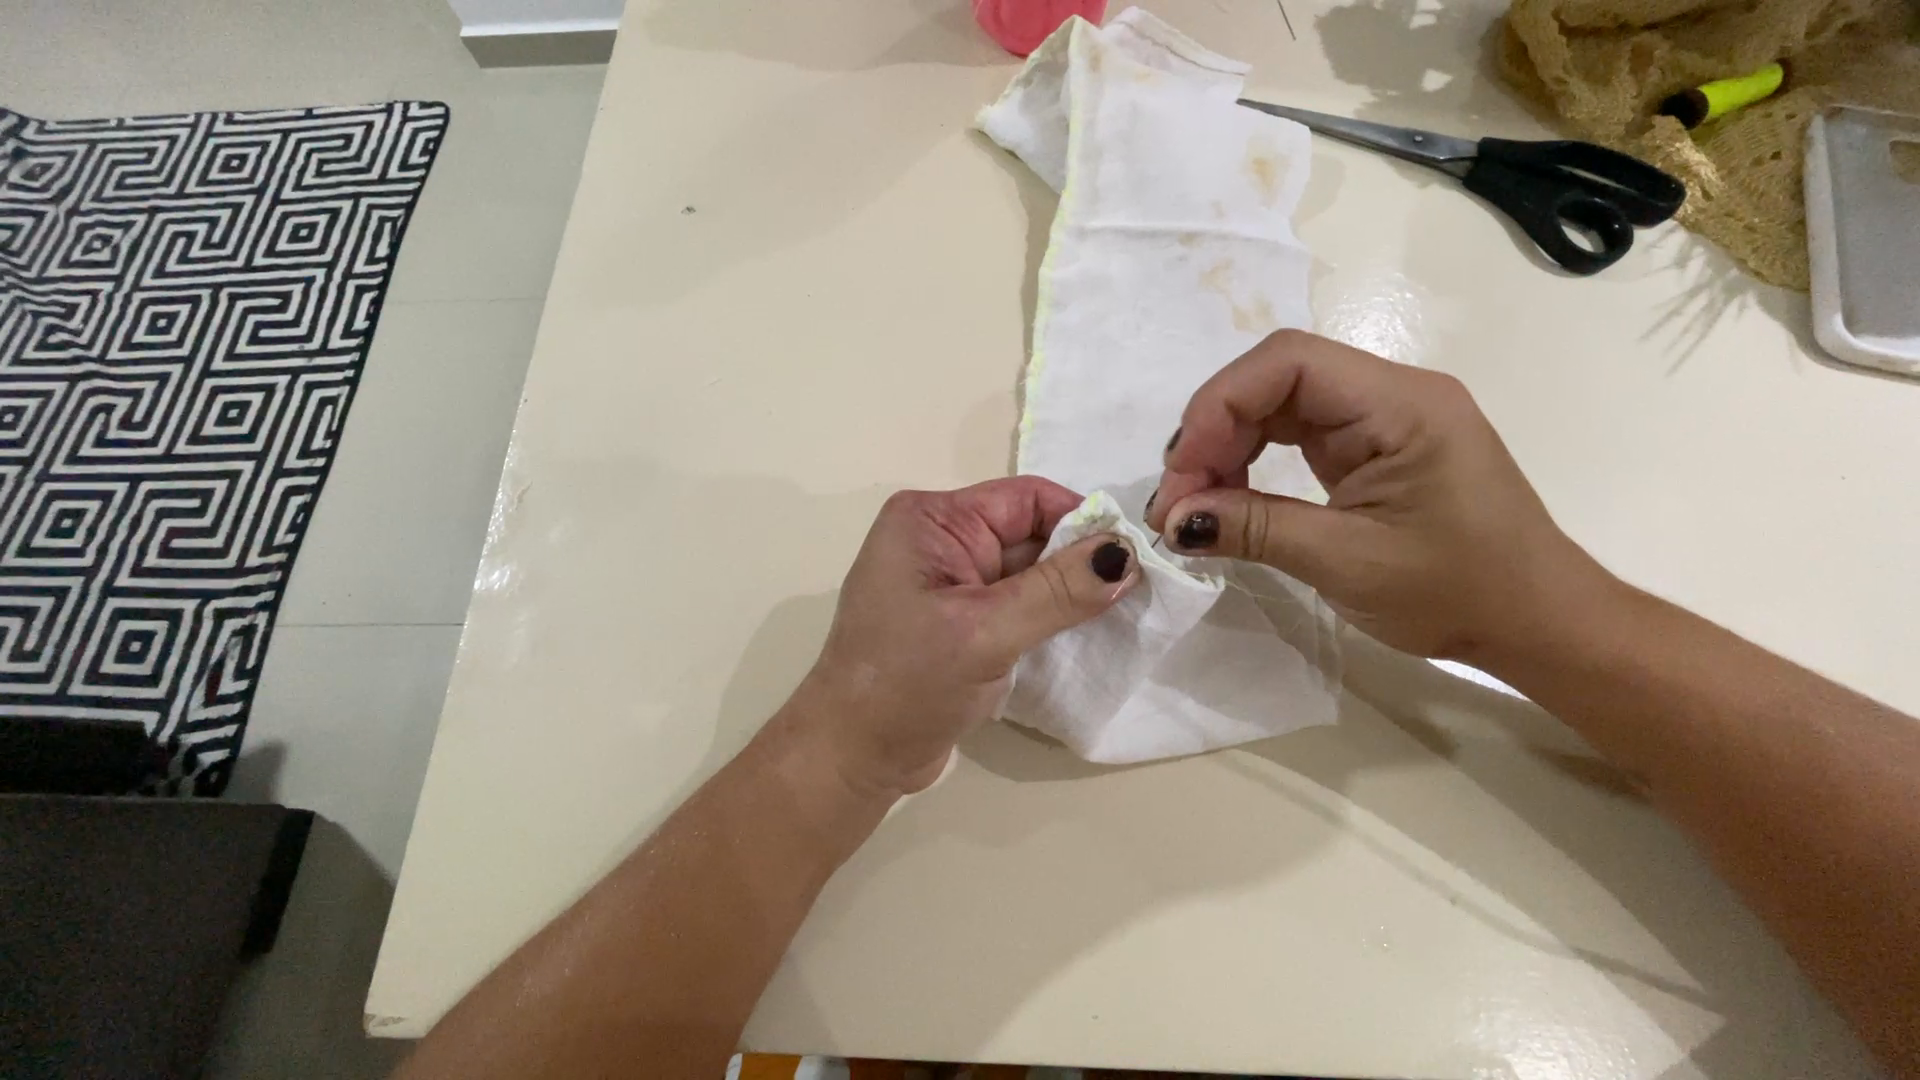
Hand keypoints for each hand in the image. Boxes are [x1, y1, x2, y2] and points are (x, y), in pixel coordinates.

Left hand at [783, 477, 1137, 796]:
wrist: (853, 757)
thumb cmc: (907, 684)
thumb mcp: (985, 631)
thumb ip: (1057, 592)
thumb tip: (1126, 555)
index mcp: (932, 521)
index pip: (1025, 500)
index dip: (1081, 522)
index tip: (1135, 557)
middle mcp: (941, 542)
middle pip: (1031, 535)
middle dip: (1081, 561)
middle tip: (1139, 591)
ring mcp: (950, 585)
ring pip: (1029, 574)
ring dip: (1070, 594)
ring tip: (1123, 615)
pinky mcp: (960, 624)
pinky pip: (1018, 607)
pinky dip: (1050, 619)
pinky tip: (1087, 636)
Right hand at [1146, 330, 1612, 662]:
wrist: (1534, 623)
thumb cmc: (1456, 592)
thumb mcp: (1345, 562)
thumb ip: (1253, 529)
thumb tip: (1170, 521)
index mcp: (1400, 404)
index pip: (1286, 362)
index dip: (1219, 407)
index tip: (1182, 477)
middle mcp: (1389, 394)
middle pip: (1274, 377)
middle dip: (1213, 431)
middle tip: (1176, 500)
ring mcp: (1378, 418)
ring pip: (1276, 403)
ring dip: (1224, 446)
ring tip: (1192, 503)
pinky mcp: (1367, 447)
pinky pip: (1292, 432)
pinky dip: (1249, 460)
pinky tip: (1227, 496)